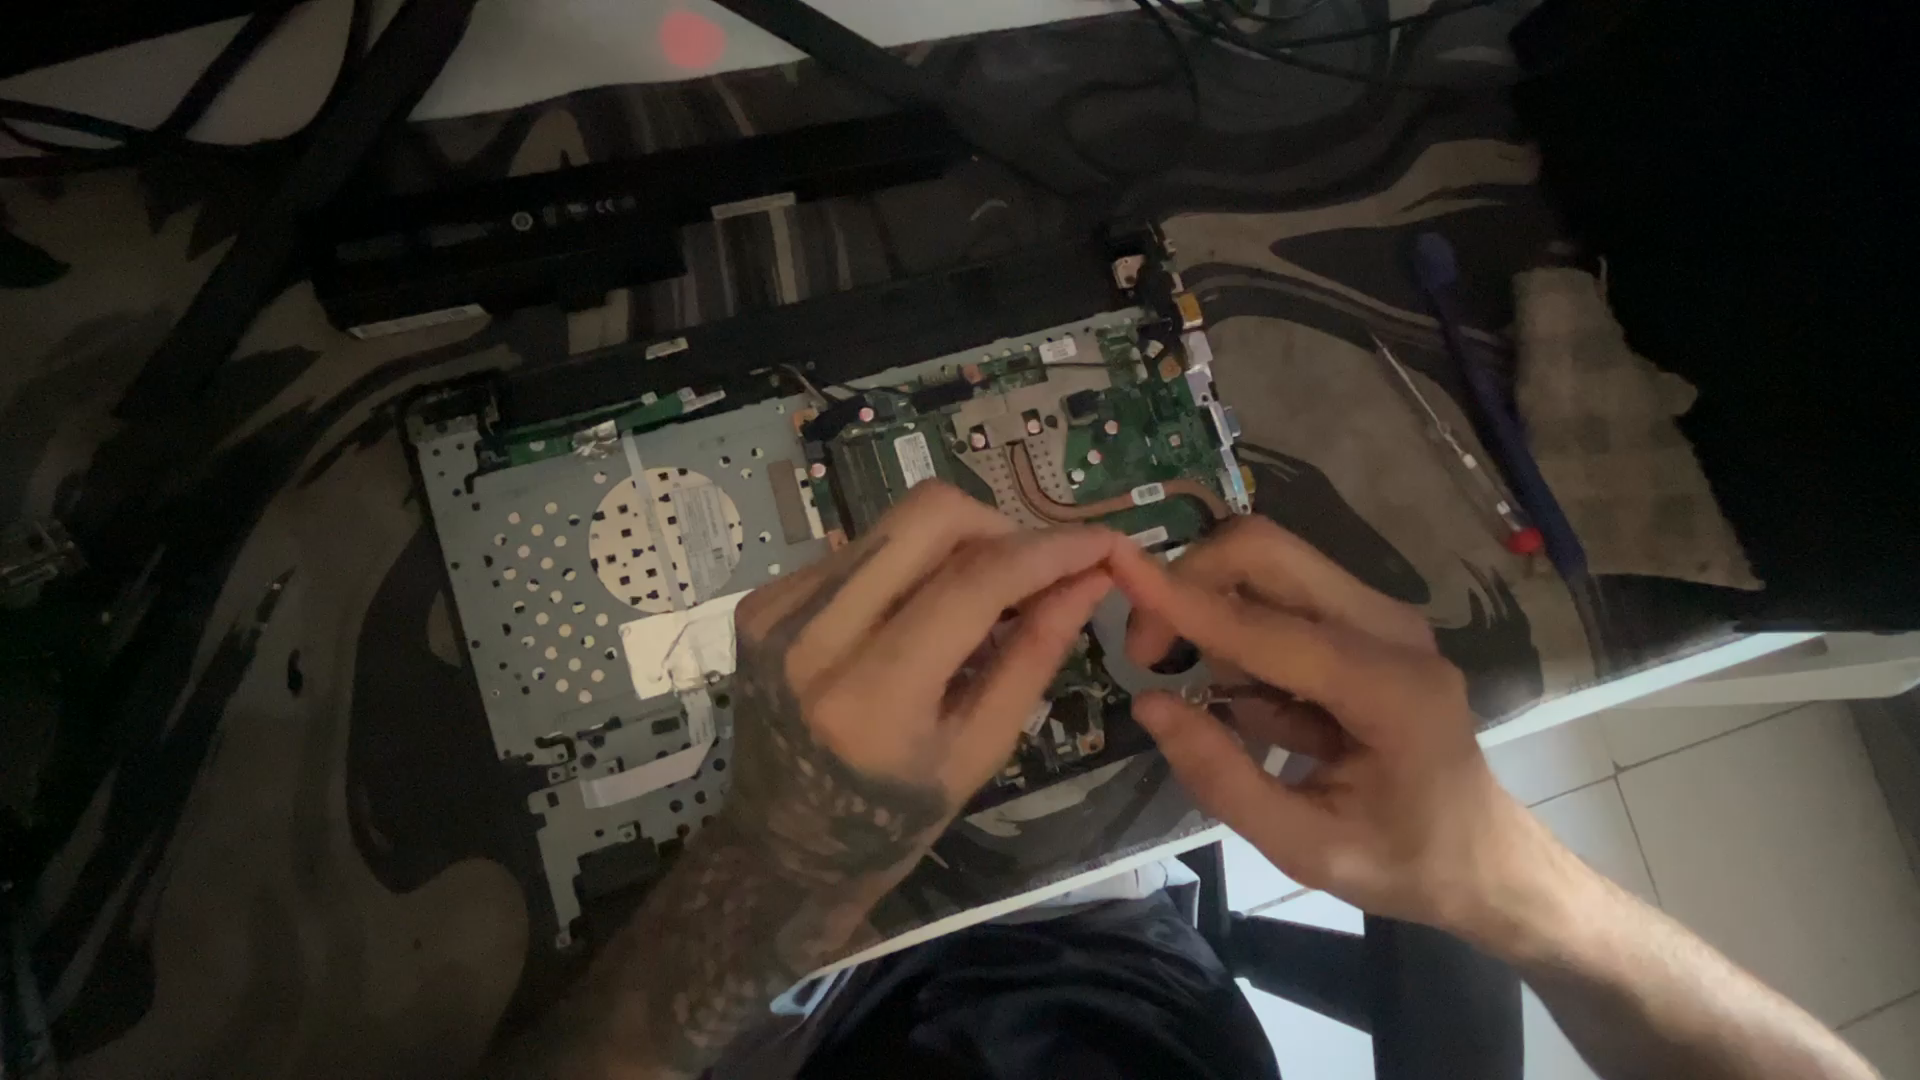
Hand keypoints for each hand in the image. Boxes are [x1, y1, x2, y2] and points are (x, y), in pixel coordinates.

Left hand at [725, 482, 1121, 888]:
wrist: (782, 844)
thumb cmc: (893, 819)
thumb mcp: (980, 749)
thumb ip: (1036, 654)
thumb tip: (1089, 579)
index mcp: (872, 697)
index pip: (974, 582)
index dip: (1049, 551)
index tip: (1100, 542)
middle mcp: (813, 635)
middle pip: (929, 515)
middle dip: (1000, 527)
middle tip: (1029, 574)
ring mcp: (779, 608)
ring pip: (895, 521)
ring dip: (956, 544)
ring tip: (978, 598)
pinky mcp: (763, 598)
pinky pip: (862, 547)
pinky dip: (910, 564)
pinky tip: (919, 613)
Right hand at [1109, 517, 1550, 935]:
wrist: (1488, 856)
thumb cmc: (1404, 859)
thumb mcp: (1305, 847)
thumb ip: (1222, 778)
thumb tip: (1147, 702)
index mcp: (1390, 689)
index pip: (1265, 627)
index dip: (1182, 601)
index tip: (1116, 571)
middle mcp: (1389, 628)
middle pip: (1267, 551)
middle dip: (1190, 580)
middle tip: (1150, 649)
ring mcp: (1379, 615)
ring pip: (1267, 559)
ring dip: (1206, 598)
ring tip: (1189, 676)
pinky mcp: (1361, 617)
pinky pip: (1275, 590)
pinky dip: (1234, 623)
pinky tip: (1245, 693)